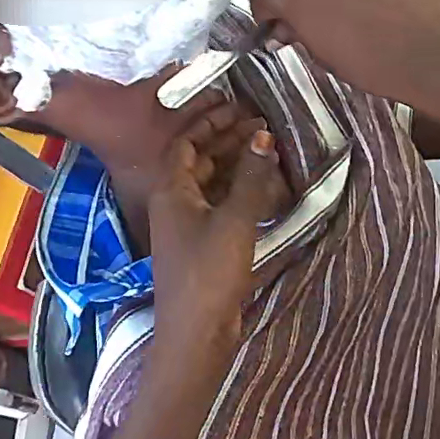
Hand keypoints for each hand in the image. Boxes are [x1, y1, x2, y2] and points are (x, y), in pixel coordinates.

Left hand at [148, 104, 288, 356]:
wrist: (197, 332)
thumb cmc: (208, 272)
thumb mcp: (234, 221)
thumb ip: (251, 178)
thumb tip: (263, 137)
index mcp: (170, 190)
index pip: (186, 142)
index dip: (209, 122)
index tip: (238, 107)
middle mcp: (174, 203)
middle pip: (200, 160)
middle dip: (228, 141)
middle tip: (262, 125)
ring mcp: (188, 225)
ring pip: (212, 183)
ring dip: (237, 165)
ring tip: (268, 150)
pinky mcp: (203, 245)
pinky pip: (220, 205)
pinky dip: (240, 191)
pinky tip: (264, 186)